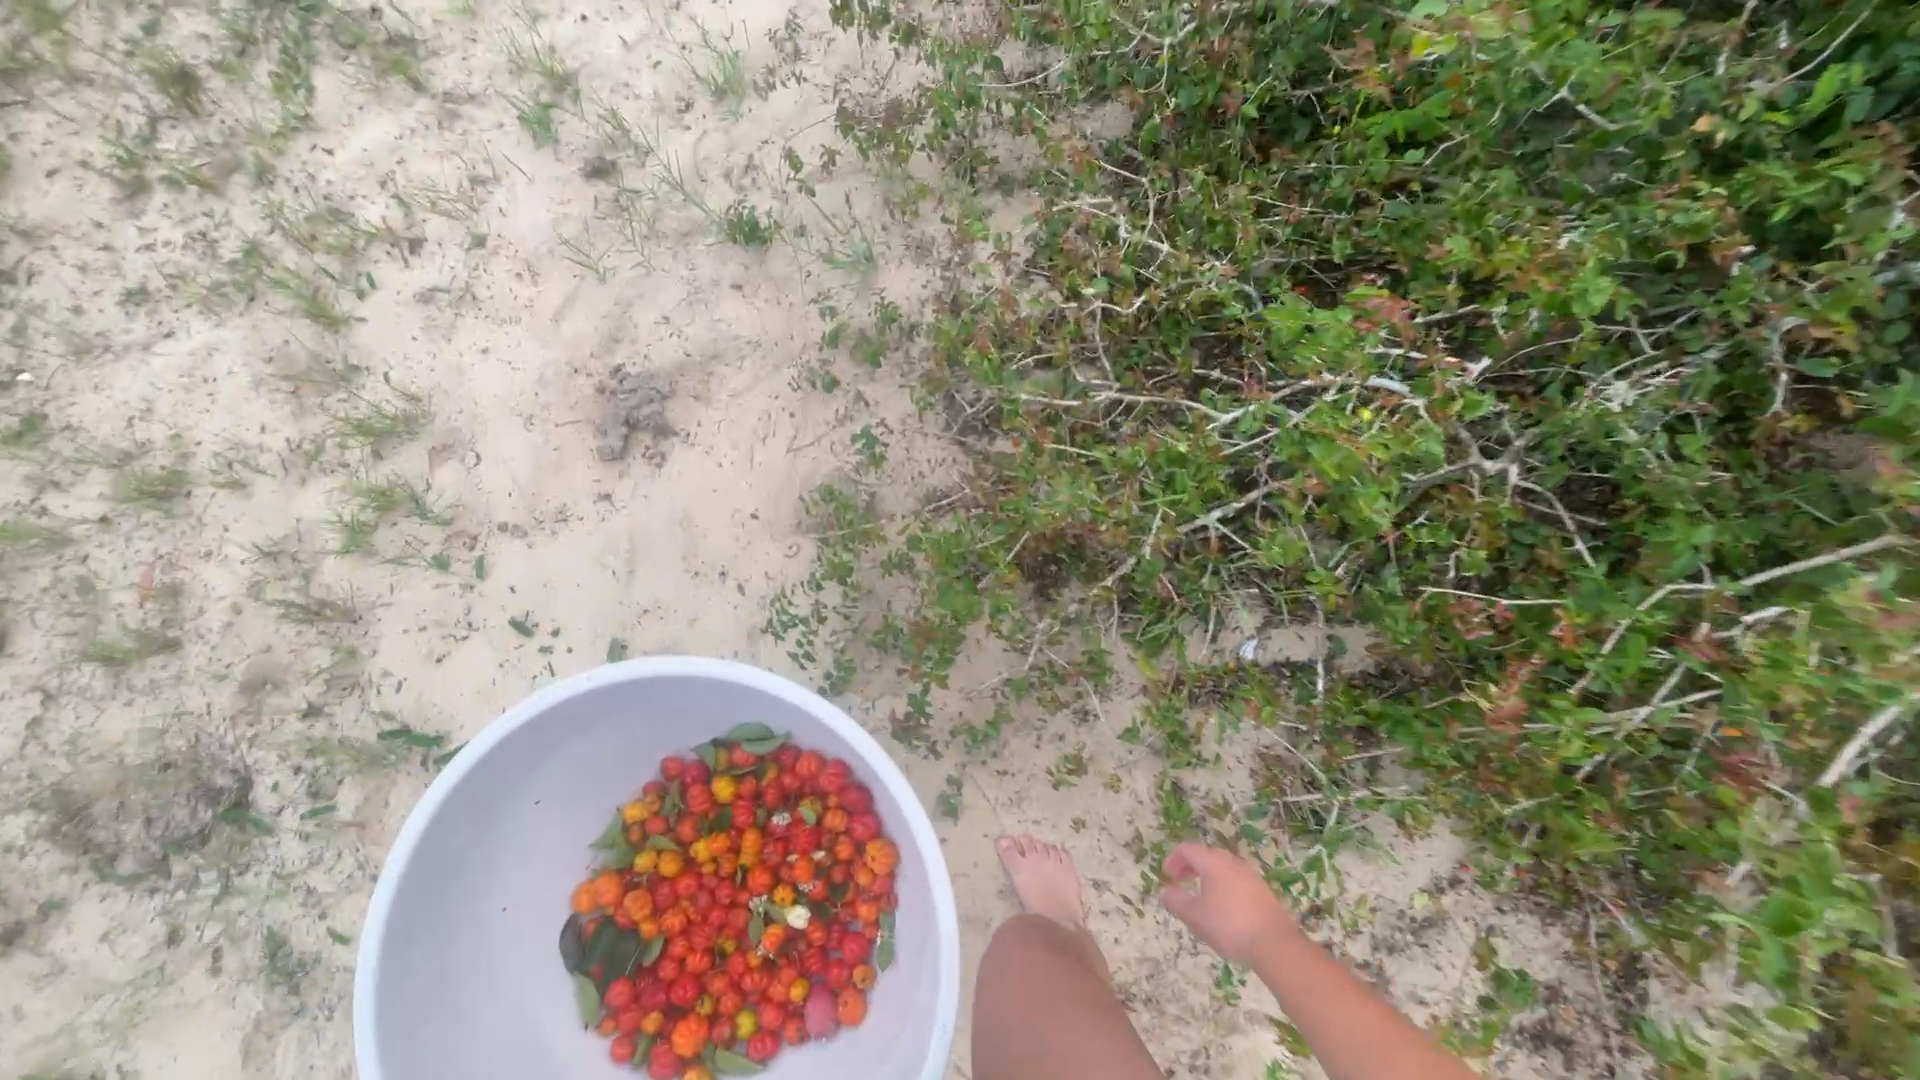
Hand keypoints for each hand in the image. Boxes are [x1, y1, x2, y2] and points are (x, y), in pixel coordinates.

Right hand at [1158, 841, 1298, 965]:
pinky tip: (1224, 908)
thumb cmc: (1228, 925)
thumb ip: (1175, 901)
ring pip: (1223, 868)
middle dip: (1190, 866)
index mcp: (1213, 862)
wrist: (1274, 944)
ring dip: (1207, 877)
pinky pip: (1236, 881)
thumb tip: (1165, 891)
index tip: (1167, 877)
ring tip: (1201, 897)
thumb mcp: (1194, 915)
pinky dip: (1223, 886)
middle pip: (1206, 855)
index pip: (1187, 849)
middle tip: (1180, 882)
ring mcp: (1251, 876)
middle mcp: (1232, 862)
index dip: (1173, 859)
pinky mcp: (1263, 891)